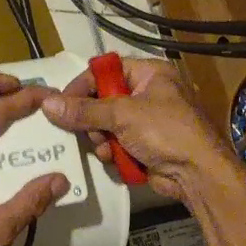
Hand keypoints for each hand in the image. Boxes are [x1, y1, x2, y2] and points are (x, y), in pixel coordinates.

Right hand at [42, 59, 229, 201]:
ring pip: (107, 125)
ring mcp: (147, 122)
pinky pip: (117, 144)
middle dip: (92, 119)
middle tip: (85, 130)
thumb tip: (48, 104)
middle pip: (103, 100)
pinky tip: (114, 160)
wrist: (198, 174)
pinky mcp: (145, 146)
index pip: (106, 70)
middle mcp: (148, 93)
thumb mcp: (123, 115)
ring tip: (104, 148)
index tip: (61, 103)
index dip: (82, 85)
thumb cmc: (166, 131)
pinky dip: (112, 152)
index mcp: (150, 74)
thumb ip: (84, 110)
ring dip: (101, 139)